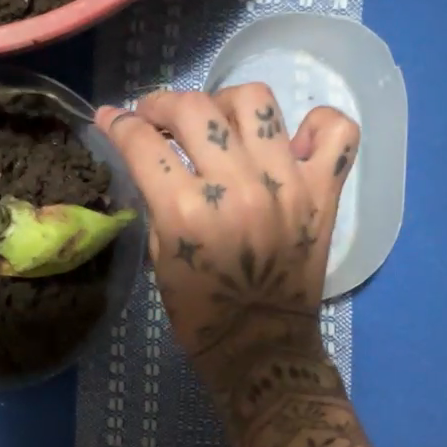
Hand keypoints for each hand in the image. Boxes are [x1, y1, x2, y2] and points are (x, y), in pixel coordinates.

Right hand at [95, 86, 358, 381]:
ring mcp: (286, 183)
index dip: (118, 124)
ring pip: (256, 101)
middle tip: (157, 118)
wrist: (259, 345)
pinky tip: (292, 140)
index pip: (143, 143)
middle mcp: (236, 187)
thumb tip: (150, 161)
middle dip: (162, 104)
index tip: (111, 119)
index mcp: (186, 212)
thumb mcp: (160, 258)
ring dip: (225, 103)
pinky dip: (316, 123)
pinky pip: (335, 129)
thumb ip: (157, 203)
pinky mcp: (323, 191)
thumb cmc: (200, 312)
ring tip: (218, 122)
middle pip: (194, 109)